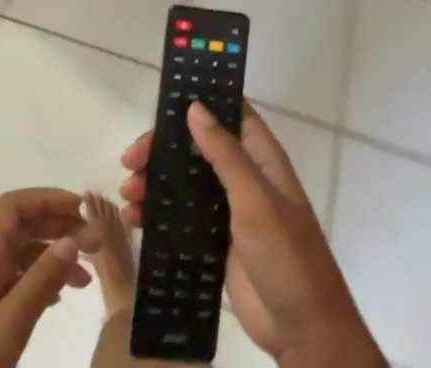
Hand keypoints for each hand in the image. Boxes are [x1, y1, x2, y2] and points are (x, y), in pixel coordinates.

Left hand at [0, 188, 96, 367]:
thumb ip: (37, 285)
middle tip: (97, 245)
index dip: (49, 199)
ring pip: (18, 253)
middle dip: (59, 225)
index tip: (86, 210)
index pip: (13, 207)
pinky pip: (12, 279)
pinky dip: (39, 279)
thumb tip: (72, 239)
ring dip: (53, 254)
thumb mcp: (3, 332)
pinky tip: (59, 297)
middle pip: (19, 225)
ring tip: (87, 277)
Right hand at [121, 103, 384, 367]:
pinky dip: (156, 215)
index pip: (230, 115)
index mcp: (262, 159)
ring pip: (184, 183)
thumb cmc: (286, 254)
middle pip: (197, 149)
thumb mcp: (255, 198)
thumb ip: (225, 153)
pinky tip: (134, 220)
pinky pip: (180, 219)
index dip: (200, 104)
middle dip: (162, 150)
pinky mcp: (215, 242)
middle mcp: (245, 178)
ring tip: (127, 194)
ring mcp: (228, 211)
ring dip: (154, 183)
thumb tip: (195, 107)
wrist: (303, 328)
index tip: (162, 101)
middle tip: (130, 160)